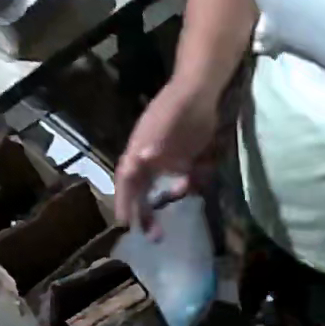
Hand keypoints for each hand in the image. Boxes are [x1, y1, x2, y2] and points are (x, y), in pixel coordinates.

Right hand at [114, 81, 219, 236]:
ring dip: (157, 207)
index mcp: (139, 149)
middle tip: (152, 237)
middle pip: (140, 189)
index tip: (124, 223)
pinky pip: (178, 181)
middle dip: (141, 212)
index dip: (124, 201)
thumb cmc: (181, 105)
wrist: (201, 88)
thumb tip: (140, 158)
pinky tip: (189, 192)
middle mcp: (148, 157)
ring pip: (156, 188)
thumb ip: (155, 139)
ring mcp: (166, 158)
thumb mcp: (167, 121)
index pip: (126, 180)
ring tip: (162, 228)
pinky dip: (180, 190)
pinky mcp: (184, 158)